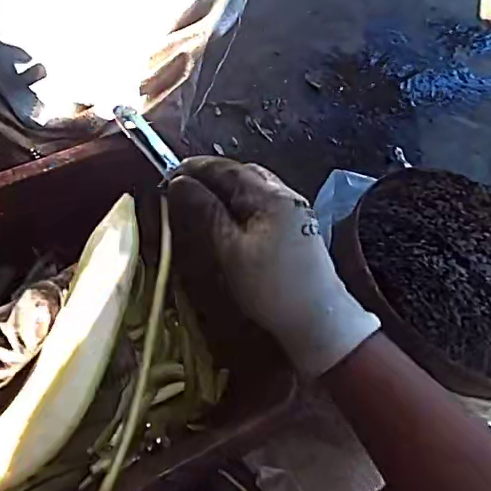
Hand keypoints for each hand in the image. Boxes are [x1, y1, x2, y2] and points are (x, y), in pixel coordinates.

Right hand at [169, 156, 379, 377]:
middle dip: (212, 174)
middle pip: (244, 173)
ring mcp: (295, 212)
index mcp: (270, 195)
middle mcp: (285, 196)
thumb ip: (205, 211)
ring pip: (255, 188)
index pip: (227, 168)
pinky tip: (230, 218)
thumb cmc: (271, 287)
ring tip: (202, 201)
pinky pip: (263, 203)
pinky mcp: (297, 229)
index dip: (196, 167)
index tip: (169, 173)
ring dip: (227, 188)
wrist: (321, 323)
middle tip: (184, 186)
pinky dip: (241, 202)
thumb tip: (180, 182)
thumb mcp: (230, 249)